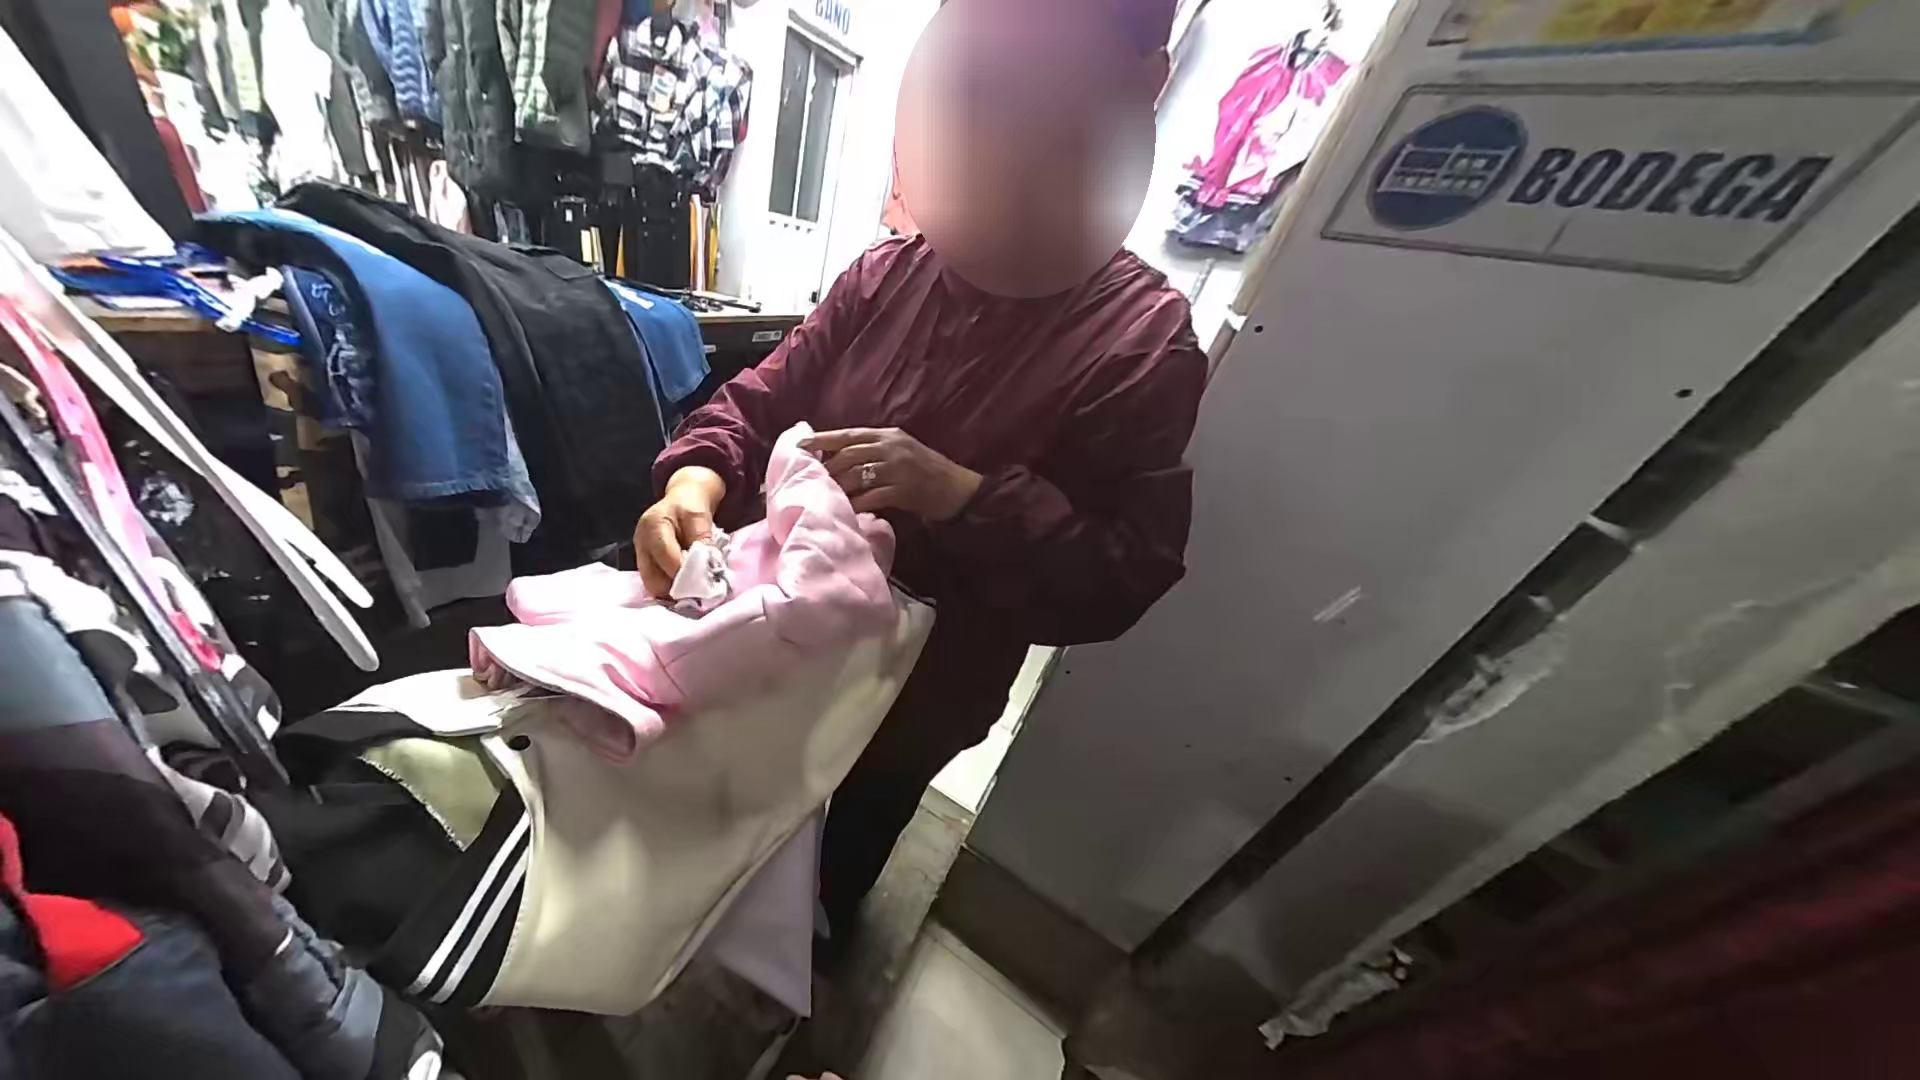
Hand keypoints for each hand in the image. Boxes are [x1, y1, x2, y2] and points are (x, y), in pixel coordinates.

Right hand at [633, 466, 724, 598]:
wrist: (683, 498)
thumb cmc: (691, 505)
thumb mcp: (700, 516)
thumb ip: (702, 539)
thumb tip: (706, 566)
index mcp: (653, 527)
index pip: (666, 557)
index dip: (683, 573)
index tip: (703, 584)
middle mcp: (641, 542)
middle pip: (653, 577)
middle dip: (676, 587)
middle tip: (699, 592)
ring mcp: (640, 554)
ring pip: (653, 584)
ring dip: (673, 590)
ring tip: (694, 591)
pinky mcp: (646, 562)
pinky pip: (656, 581)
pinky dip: (671, 586)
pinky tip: (686, 587)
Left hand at [802, 427, 982, 519]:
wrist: (958, 489)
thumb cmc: (928, 471)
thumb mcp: (902, 451)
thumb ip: (876, 450)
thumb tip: (841, 457)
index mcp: (888, 435)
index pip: (849, 434)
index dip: (823, 439)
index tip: (800, 444)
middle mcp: (891, 447)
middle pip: (849, 454)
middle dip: (827, 468)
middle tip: (809, 478)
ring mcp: (898, 468)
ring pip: (858, 474)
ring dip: (838, 486)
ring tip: (822, 495)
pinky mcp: (904, 490)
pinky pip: (873, 496)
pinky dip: (857, 503)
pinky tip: (846, 509)